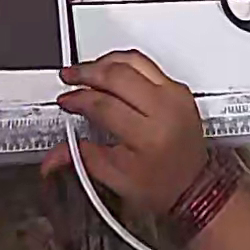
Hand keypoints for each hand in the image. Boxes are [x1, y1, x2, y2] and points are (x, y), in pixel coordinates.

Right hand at [40, 51, 209, 215]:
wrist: (195, 188)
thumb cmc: (161, 186)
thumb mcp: (116, 179)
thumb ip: (81, 158)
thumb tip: (53, 154)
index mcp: (148, 136)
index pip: (104, 105)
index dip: (79, 99)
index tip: (67, 101)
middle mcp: (165, 110)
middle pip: (118, 75)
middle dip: (87, 73)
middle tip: (70, 77)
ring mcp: (175, 96)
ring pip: (134, 61)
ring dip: (105, 62)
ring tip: (87, 70)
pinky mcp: (179, 88)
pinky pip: (148, 64)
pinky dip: (125, 64)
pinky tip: (111, 71)